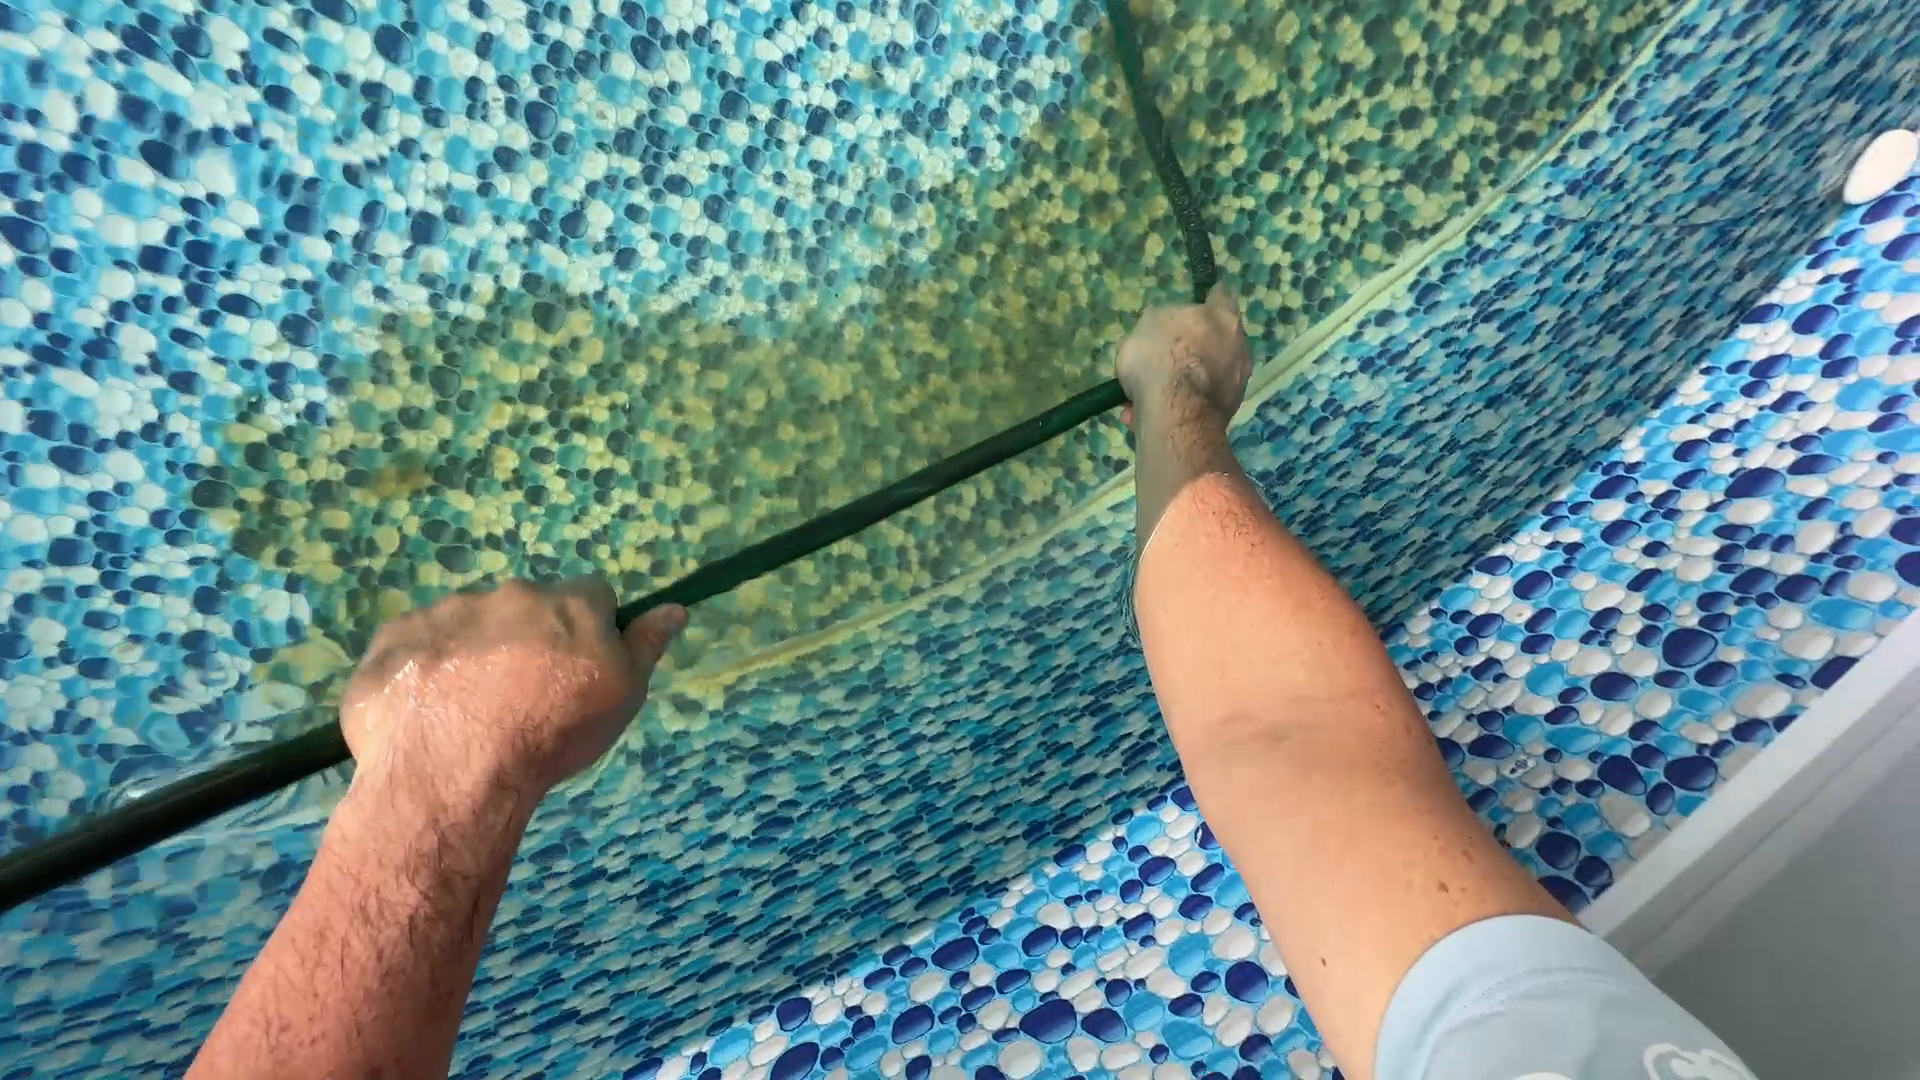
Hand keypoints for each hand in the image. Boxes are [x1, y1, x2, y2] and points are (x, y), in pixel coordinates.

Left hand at [338, 578, 685, 809]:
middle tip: (526, 692)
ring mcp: (446, 612)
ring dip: (479, 648)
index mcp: (569, 602)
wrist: (453, 776)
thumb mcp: (623, 694)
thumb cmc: (555, 734)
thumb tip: (676, 607)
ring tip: (472, 705)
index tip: (580, 667)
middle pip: (531, 606)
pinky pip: (419, 641)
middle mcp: (510, 593)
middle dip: (533, 635)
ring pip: (474, 621)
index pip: (593, 594)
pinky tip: (431, 706)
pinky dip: (428, 664)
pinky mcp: (392, 638)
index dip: (592, 628)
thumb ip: (646, 644)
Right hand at [1115, 282, 1251, 429]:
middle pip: (1216, 342)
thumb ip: (1159, 324)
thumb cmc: (1161, 356)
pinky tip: (1145, 414)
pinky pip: (1195, 404)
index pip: (1221, 296)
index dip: (1209, 299)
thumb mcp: (1146, 324)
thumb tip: (1164, 330)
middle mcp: (1239, 347)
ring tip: (1143, 396)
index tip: (1202, 301)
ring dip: (1178, 384)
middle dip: (1192, 350)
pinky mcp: (1225, 413)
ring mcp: (1237, 383)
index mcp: (1222, 317)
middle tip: (1162, 360)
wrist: (1174, 410)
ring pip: (1203, 378)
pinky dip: (1175, 406)